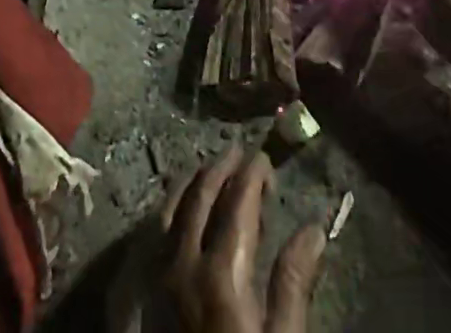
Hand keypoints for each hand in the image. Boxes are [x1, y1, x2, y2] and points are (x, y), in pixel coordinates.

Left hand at [158, 148, 326, 332]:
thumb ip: (294, 282)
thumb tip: (313, 228)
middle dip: (220, 168)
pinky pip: (145, 239)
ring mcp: (154, 279)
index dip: (253, 174)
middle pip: (200, 197)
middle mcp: (182, 264)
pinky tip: (170, 209)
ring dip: (189, 182)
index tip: (265, 160)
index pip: (238, 201)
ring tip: (205, 168)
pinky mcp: (137, 298)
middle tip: (237, 152)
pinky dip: (162, 212)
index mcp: (222, 272)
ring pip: (166, 211)